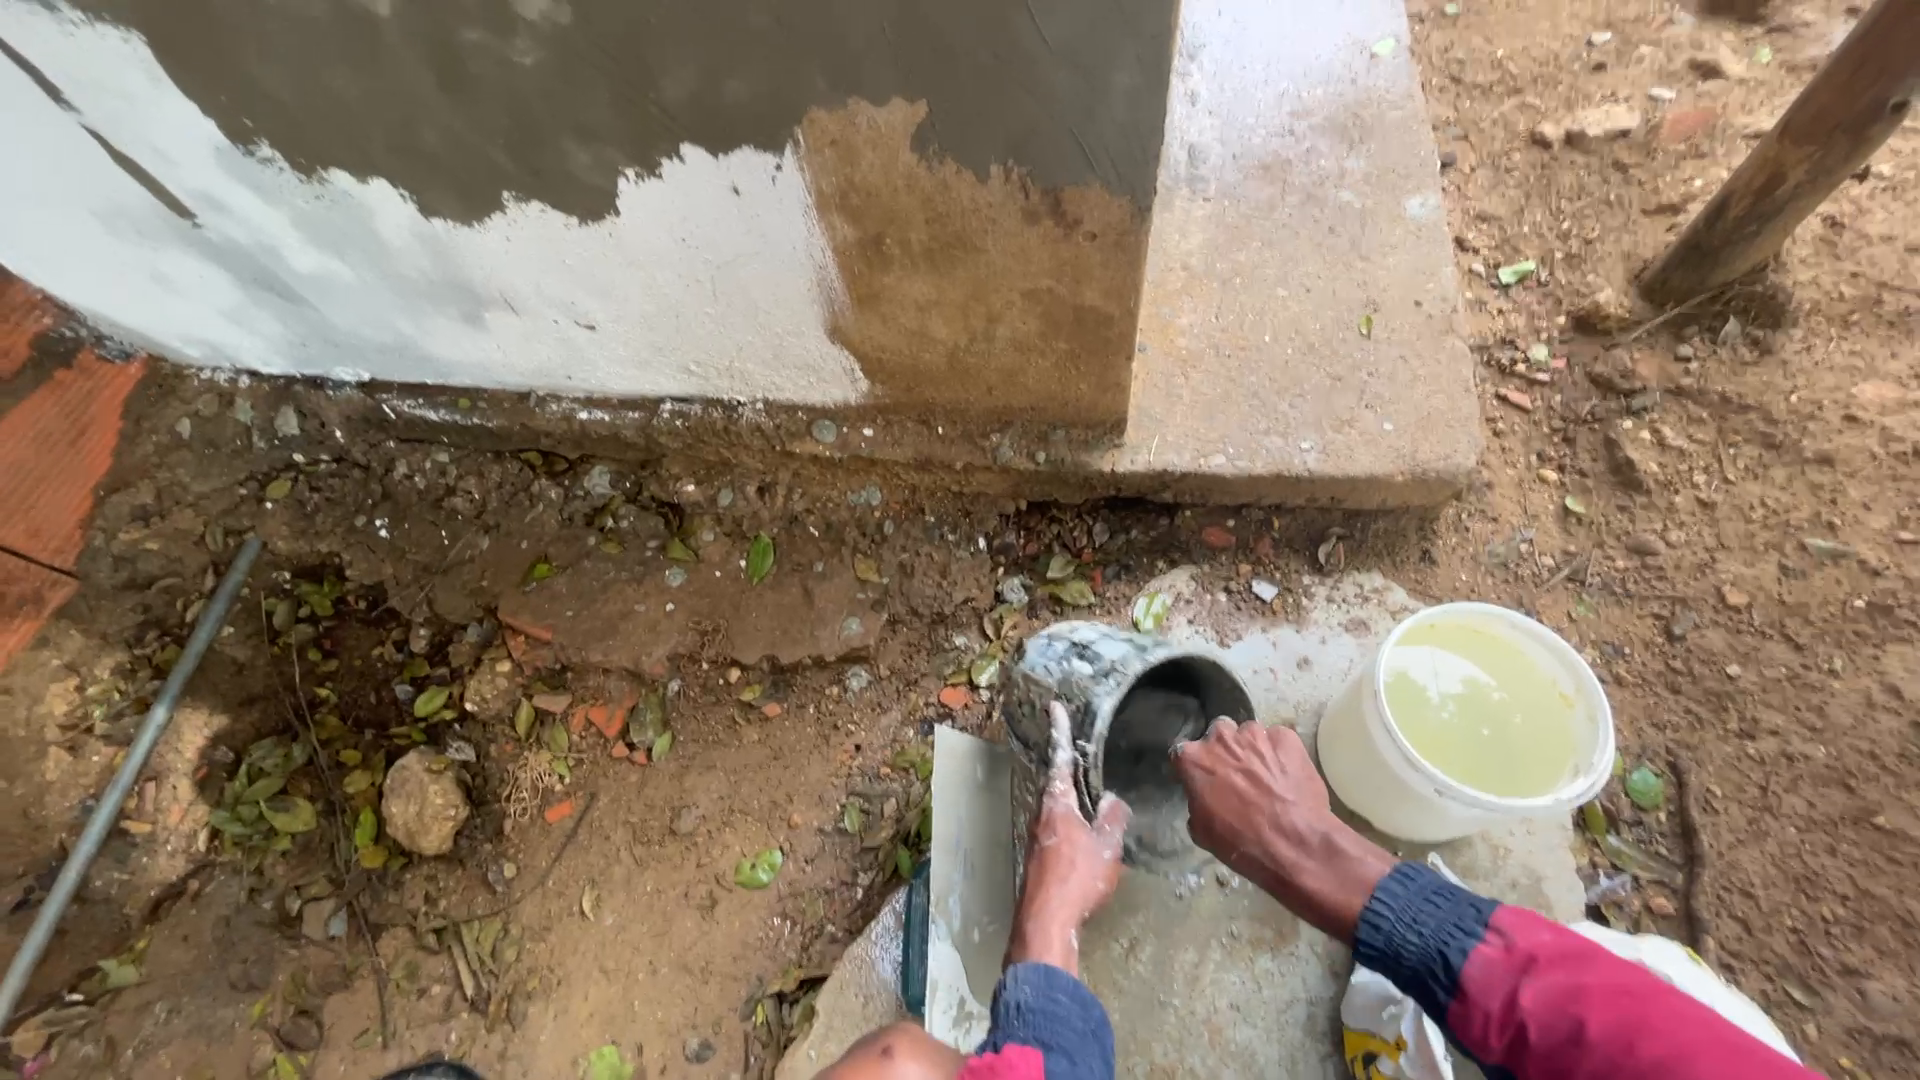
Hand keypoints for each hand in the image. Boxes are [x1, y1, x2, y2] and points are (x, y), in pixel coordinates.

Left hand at [1007, 702, 1130, 974]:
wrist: (1046, 920)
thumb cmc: (1077, 877)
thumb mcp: (1106, 846)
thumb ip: (1112, 818)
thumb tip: (1112, 798)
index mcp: (1057, 801)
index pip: (1061, 757)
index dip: (1060, 730)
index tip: (1054, 707)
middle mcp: (1042, 812)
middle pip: (1057, 781)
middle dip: (1070, 767)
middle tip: (1082, 751)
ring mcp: (1037, 834)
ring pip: (1058, 806)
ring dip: (1073, 798)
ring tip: (1092, 796)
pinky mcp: (1040, 855)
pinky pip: (1059, 827)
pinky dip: (1072, 821)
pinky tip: (1085, 836)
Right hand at [1172, 719, 1394, 942]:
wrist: (1300, 850)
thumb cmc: (1244, 848)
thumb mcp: (1203, 831)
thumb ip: (1198, 802)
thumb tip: (1205, 797)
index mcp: (1192, 760)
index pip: (1183, 752)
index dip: (1196, 769)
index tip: (1206, 783)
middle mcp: (1221, 737)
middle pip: (1217, 736)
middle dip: (1226, 753)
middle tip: (1239, 781)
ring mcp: (1256, 735)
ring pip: (1250, 736)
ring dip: (1255, 753)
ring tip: (1269, 783)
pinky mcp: (1288, 739)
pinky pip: (1278, 743)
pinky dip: (1282, 757)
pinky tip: (1289, 783)